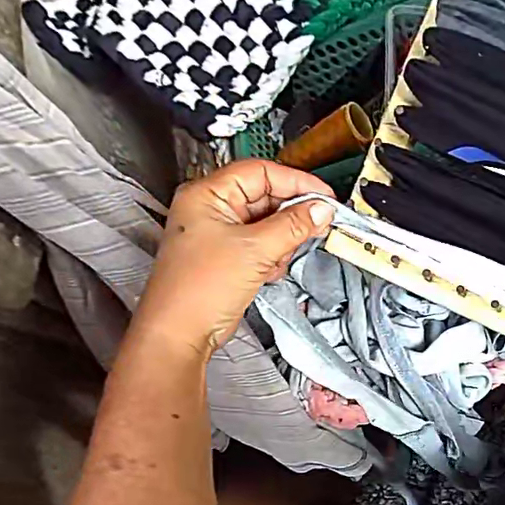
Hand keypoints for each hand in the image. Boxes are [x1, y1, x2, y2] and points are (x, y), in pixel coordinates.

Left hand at [126, 160, 335, 359]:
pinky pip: (262, 245)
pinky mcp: (229, 258)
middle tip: (319, 223)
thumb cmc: (196, 289)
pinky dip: (274, 255)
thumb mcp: (255, 249)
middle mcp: (211, 210)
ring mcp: (220, 234)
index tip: (324, 197)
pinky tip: (273, 268)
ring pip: (267, 223)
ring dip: (284, 238)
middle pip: (266, 197)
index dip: (296, 182)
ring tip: (287, 252)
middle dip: (293, 213)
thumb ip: (293, 226)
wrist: (181, 331)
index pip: (261, 173)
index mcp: (208, 195)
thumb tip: (320, 210)